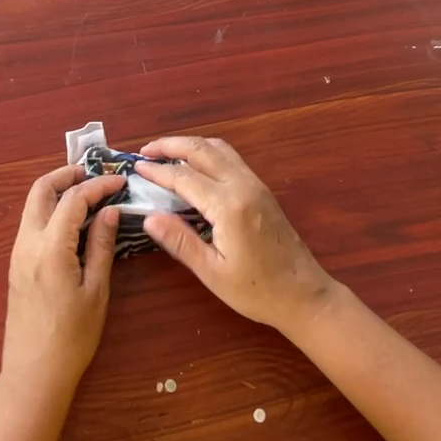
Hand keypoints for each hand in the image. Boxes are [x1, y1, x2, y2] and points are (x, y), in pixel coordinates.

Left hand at [0, 166, 124, 395]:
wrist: (34, 373)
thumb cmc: (72, 337)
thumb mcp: (96, 290)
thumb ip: (101, 245)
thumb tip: (109, 210)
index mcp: (50, 248)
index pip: (73, 199)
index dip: (97, 185)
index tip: (120, 182)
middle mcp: (27, 242)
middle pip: (40, 190)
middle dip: (66, 175)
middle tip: (94, 175)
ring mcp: (17, 252)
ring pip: (33, 204)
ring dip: (57, 191)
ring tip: (87, 194)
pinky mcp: (16, 263)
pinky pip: (32, 223)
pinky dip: (51, 210)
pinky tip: (73, 221)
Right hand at [135, 136, 341, 334]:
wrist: (305, 295)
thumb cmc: (257, 291)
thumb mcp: (213, 272)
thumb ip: (180, 241)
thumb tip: (148, 217)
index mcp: (228, 206)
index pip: (184, 177)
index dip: (157, 171)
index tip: (136, 168)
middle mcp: (243, 186)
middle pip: (202, 150)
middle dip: (170, 145)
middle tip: (145, 151)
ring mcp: (255, 185)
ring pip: (218, 149)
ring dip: (190, 144)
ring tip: (165, 152)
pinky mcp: (262, 190)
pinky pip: (230, 158)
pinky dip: (207, 152)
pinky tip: (194, 165)